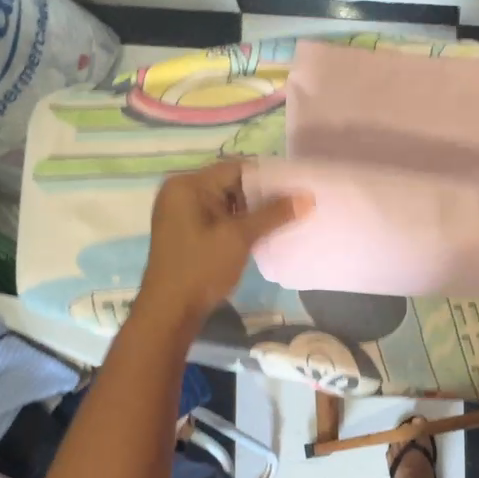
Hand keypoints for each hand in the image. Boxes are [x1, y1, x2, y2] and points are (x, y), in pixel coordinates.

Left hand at [138, 160, 311, 323]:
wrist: (171, 309)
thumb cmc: (202, 267)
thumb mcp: (239, 238)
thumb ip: (273, 215)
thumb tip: (307, 197)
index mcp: (188, 184)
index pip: (236, 169)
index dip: (268, 178)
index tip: (296, 189)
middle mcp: (181, 192)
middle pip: (230, 184)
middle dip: (261, 196)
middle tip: (293, 206)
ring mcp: (181, 212)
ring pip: (225, 202)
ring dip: (251, 212)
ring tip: (283, 221)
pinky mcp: (186, 231)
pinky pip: (217, 217)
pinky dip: (237, 223)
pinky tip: (260, 235)